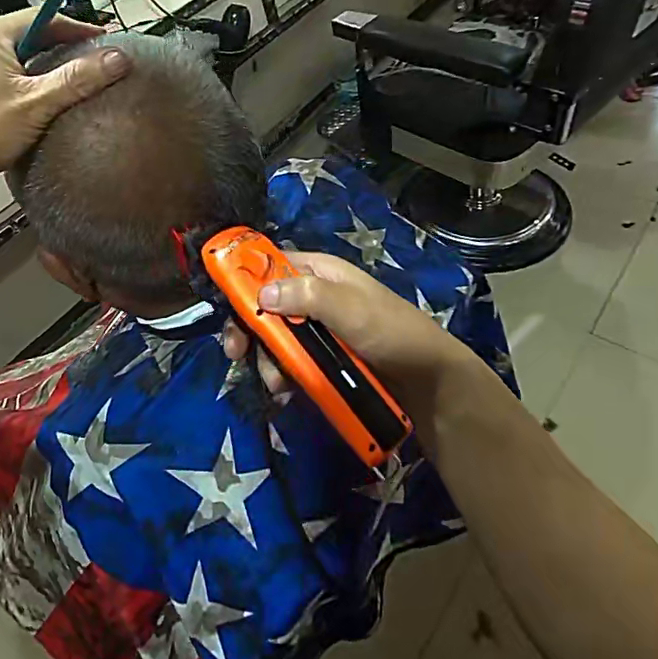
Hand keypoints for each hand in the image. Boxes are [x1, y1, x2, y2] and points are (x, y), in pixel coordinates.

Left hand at [0, 9, 127, 228]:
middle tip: (88, 65)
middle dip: (58, 48)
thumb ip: (80, 78)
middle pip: (23, 34)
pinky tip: (25, 103)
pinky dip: (13, 80)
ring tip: (61, 86)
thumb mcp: (38, 104)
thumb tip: (118, 58)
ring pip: (6, 55)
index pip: (43, 17)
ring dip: (35, 66)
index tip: (103, 39)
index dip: (78, 27)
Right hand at [222, 252, 477, 398]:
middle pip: (266, 306)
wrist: (427, 381)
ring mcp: (319, 330)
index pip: (272, 266)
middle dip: (252, 331)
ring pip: (276, 339)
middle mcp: (315, 297)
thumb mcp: (352, 309)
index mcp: (322, 273)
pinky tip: (285, 393)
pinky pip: (291, 362)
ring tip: (278, 385)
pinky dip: (283, 376)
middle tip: (237, 355)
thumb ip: (308, 297)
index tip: (230, 309)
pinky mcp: (323, 359)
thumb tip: (262, 292)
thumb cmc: (392, 333)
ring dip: (269, 361)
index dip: (246, 281)